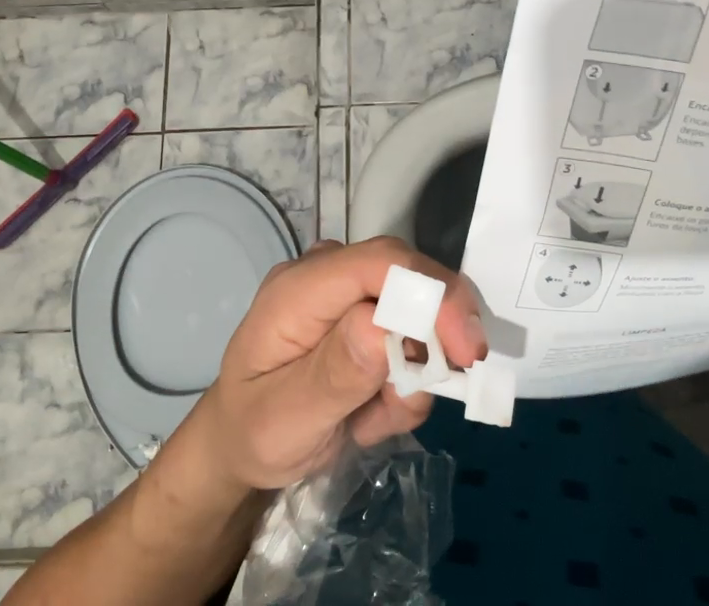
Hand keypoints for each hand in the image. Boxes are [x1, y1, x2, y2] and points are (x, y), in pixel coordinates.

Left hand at [180, 236, 487, 491]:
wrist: (242, 447)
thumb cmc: (253, 433)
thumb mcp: (286, 418)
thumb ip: (334, 373)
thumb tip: (381, 324)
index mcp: (298, 289)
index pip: (381, 262)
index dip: (432, 293)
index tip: (466, 348)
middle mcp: (327, 276)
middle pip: (410, 278)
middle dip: (435, 338)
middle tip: (437, 393)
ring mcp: (348, 294)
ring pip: (419, 314)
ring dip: (414, 373)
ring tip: (373, 419)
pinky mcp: (366, 314)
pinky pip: (412, 336)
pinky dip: (408, 379)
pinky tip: (373, 410)